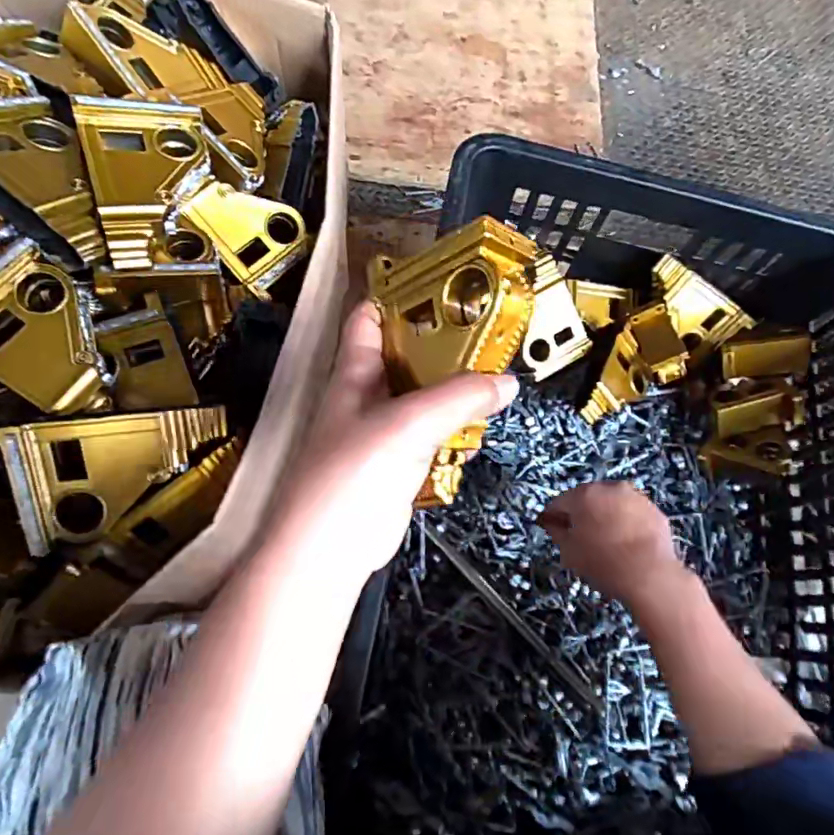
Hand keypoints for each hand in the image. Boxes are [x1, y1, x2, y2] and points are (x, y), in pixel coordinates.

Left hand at [261, 301, 517, 581]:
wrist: (328, 551)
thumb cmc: (348, 478)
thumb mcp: (408, 424)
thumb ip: (458, 399)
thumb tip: (504, 383)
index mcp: (354, 374)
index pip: (370, 317)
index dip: (401, 294)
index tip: (443, 283)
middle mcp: (366, 398)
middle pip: (407, 357)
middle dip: (444, 345)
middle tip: (487, 335)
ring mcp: (381, 433)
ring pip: (423, 399)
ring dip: (453, 392)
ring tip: (491, 379)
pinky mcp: (397, 467)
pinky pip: (431, 437)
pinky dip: (453, 432)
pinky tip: (474, 432)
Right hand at [538, 482, 693, 612]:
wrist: (650, 575)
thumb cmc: (603, 563)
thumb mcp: (569, 552)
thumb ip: (557, 532)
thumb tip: (552, 523)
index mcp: (584, 495)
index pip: (559, 502)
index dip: (554, 517)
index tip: (554, 530)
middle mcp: (610, 488)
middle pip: (587, 498)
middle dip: (582, 514)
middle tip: (580, 538)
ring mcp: (635, 497)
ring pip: (612, 503)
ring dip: (606, 515)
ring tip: (607, 541)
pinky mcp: (654, 509)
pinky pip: (632, 512)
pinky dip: (626, 522)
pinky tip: (627, 543)